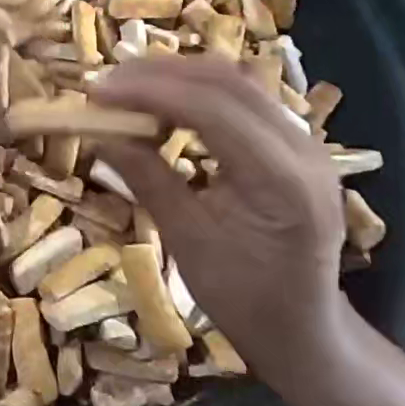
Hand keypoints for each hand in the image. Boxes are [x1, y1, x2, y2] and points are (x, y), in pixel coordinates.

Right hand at [93, 57, 349, 378]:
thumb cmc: (245, 301)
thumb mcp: (188, 244)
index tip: (98, 91)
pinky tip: (166, 105)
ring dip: (179, 77)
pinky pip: (244, 99)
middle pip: (226, 82)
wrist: (306, 331)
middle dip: (160, 75)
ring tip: (128, 88)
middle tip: (106, 84)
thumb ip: (148, 179)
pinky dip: (199, 92)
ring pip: (236, 82)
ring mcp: (306, 141)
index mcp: (282, 179)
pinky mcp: (296, 143)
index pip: (212, 108)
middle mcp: (303, 147)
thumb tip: (100, 133)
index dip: (150, 91)